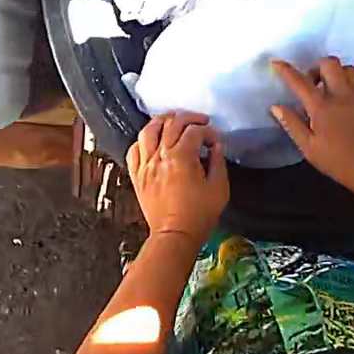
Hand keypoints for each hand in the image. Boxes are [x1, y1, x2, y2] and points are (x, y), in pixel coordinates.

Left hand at [126, 112, 228, 240]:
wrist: (175, 236)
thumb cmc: (199, 215)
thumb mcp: (219, 187)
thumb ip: (218, 161)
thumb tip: (216, 146)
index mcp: (182, 157)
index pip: (195, 131)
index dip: (209, 132)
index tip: (215, 141)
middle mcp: (160, 156)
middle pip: (172, 124)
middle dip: (189, 118)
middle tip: (200, 121)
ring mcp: (145, 165)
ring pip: (148, 130)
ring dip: (162, 121)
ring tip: (173, 120)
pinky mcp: (137, 175)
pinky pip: (134, 149)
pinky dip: (143, 140)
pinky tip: (152, 140)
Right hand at [271, 58, 353, 187]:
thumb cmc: (338, 160)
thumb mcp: (309, 148)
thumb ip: (292, 124)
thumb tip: (276, 107)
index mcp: (321, 106)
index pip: (299, 82)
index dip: (286, 70)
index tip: (277, 61)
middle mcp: (341, 94)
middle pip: (329, 63)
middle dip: (317, 67)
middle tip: (313, 84)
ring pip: (348, 68)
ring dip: (337, 73)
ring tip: (332, 88)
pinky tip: (350, 95)